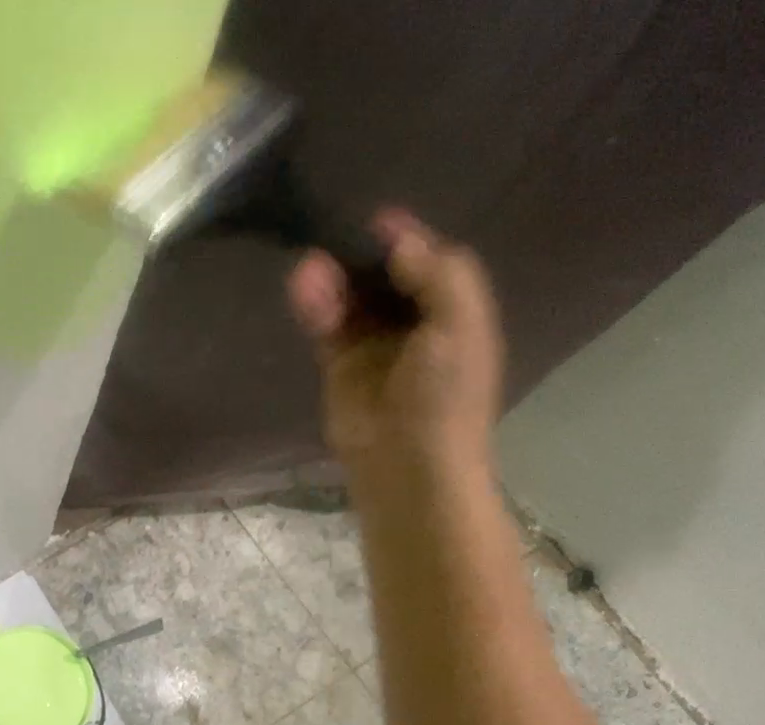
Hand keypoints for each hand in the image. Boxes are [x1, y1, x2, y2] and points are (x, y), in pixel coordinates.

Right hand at [287, 209, 503, 471]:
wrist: (408, 465)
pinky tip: (303, 289)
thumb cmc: (445, 398)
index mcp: (455, 313)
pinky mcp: (339, 366)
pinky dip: (314, 305)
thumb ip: (440, 278)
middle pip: (384, 276)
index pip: (430, 263)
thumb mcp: (461, 328)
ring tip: (310, 267)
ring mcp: (375, 345)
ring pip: (350, 298)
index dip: (407, 239)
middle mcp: (415, 324)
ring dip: (331, 279)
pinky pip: (326, 325)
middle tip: (332, 238)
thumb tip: (402, 242)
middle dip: (359, 256)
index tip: (377, 219)